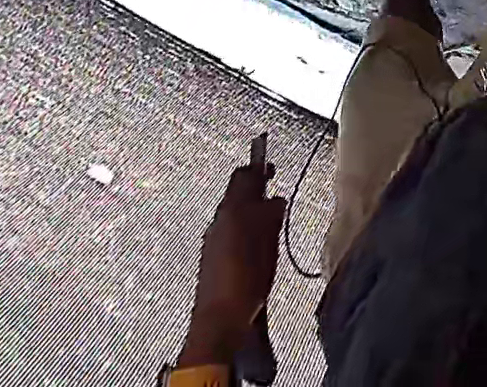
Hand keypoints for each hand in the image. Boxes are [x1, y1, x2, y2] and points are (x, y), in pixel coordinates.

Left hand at [177, 144, 286, 367]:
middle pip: (236, 191)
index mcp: (233, 209)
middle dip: (254, 189)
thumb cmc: (248, 279)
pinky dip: (242, 226)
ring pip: (233, 211)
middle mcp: (219, 218)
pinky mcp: (211, 254)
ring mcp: (213, 236)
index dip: (259, 168)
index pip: (244, 175)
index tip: (271, 168)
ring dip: (249, 209)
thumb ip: (272, 216)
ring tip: (268, 220)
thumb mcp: (269, 244)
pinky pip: (229, 228)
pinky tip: (254, 243)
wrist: (219, 319)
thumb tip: (275, 200)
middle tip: (271, 192)